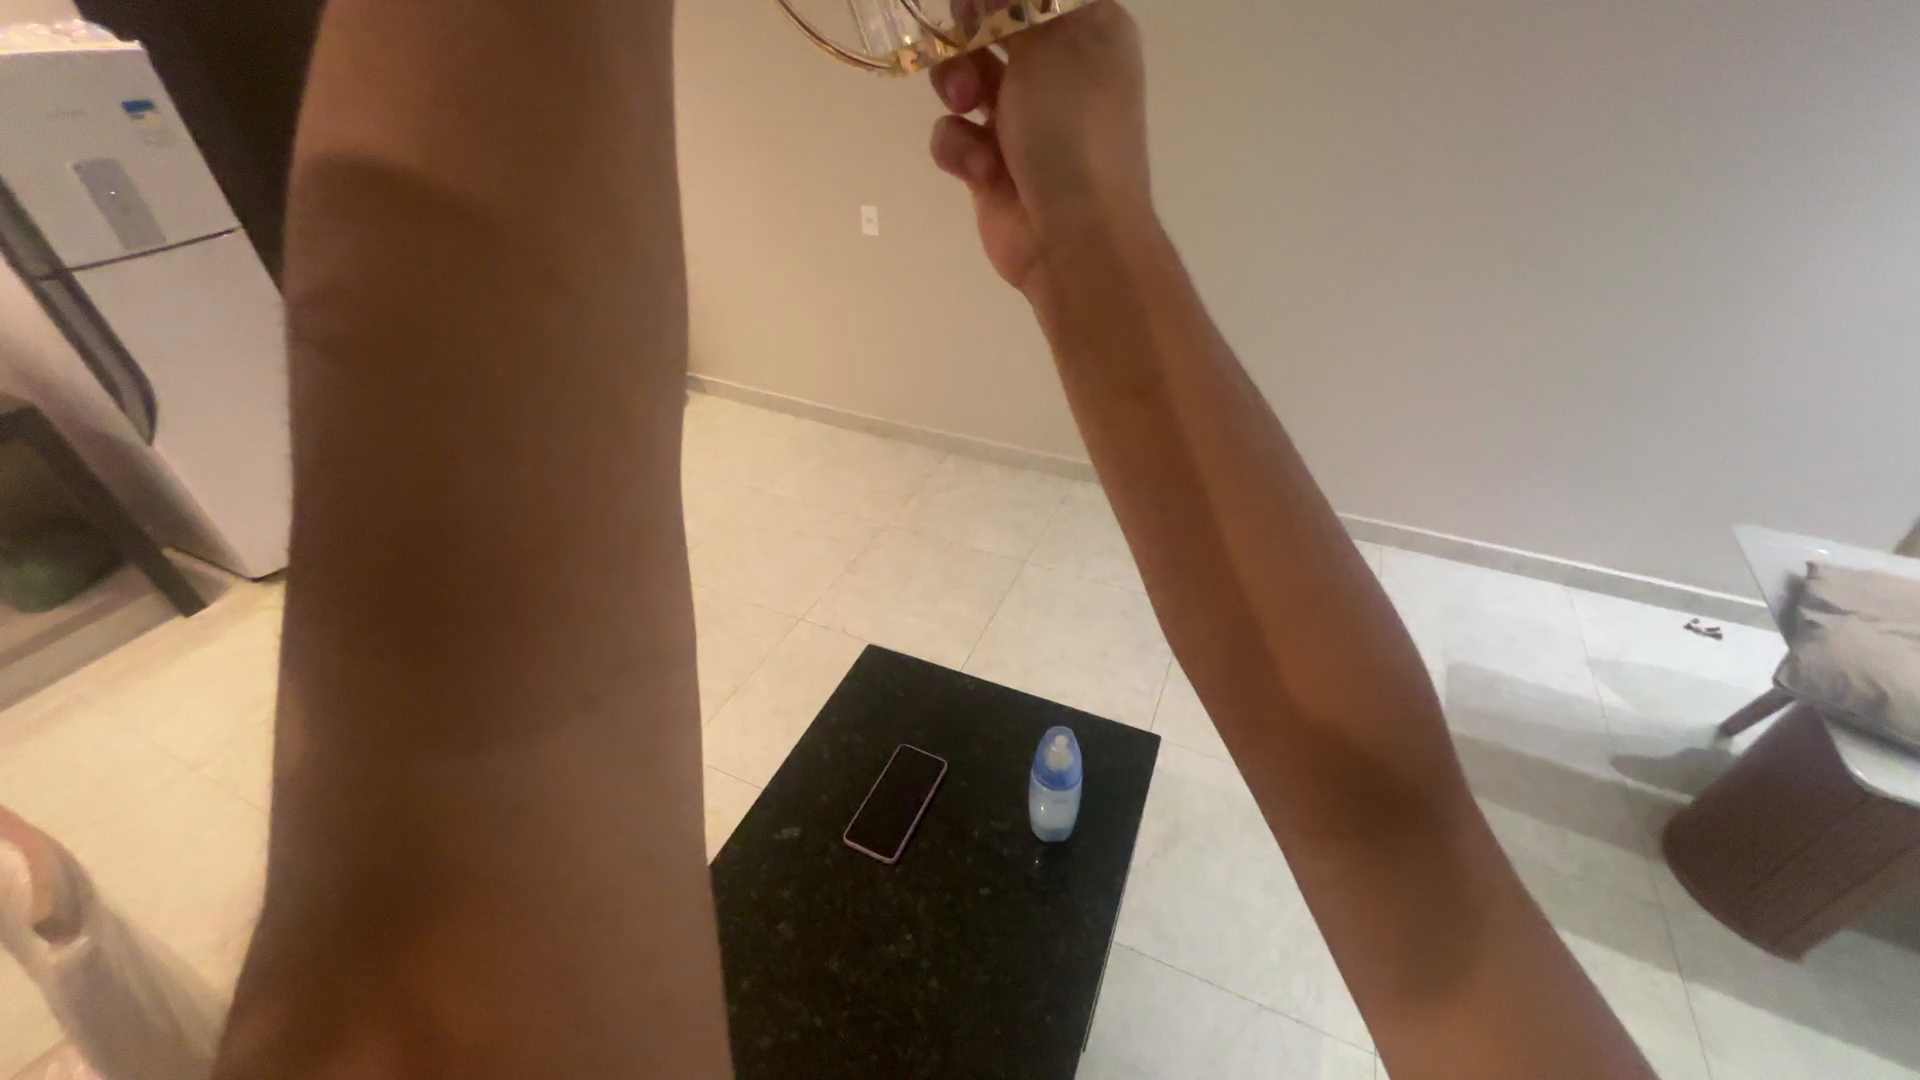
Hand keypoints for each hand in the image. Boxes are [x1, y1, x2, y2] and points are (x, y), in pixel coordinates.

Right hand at [928, 0, 1151, 293]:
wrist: (1073, 239)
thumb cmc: (1074, 131)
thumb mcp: (1051, 43)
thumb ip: (1012, 2)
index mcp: (1088, 31)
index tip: (984, 2)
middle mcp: (1056, 72)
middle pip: (992, 25)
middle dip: (968, 30)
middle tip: (967, 38)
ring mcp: (1020, 122)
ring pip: (964, 77)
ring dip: (955, 83)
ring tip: (966, 103)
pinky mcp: (990, 168)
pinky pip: (955, 136)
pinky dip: (959, 148)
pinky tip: (980, 169)